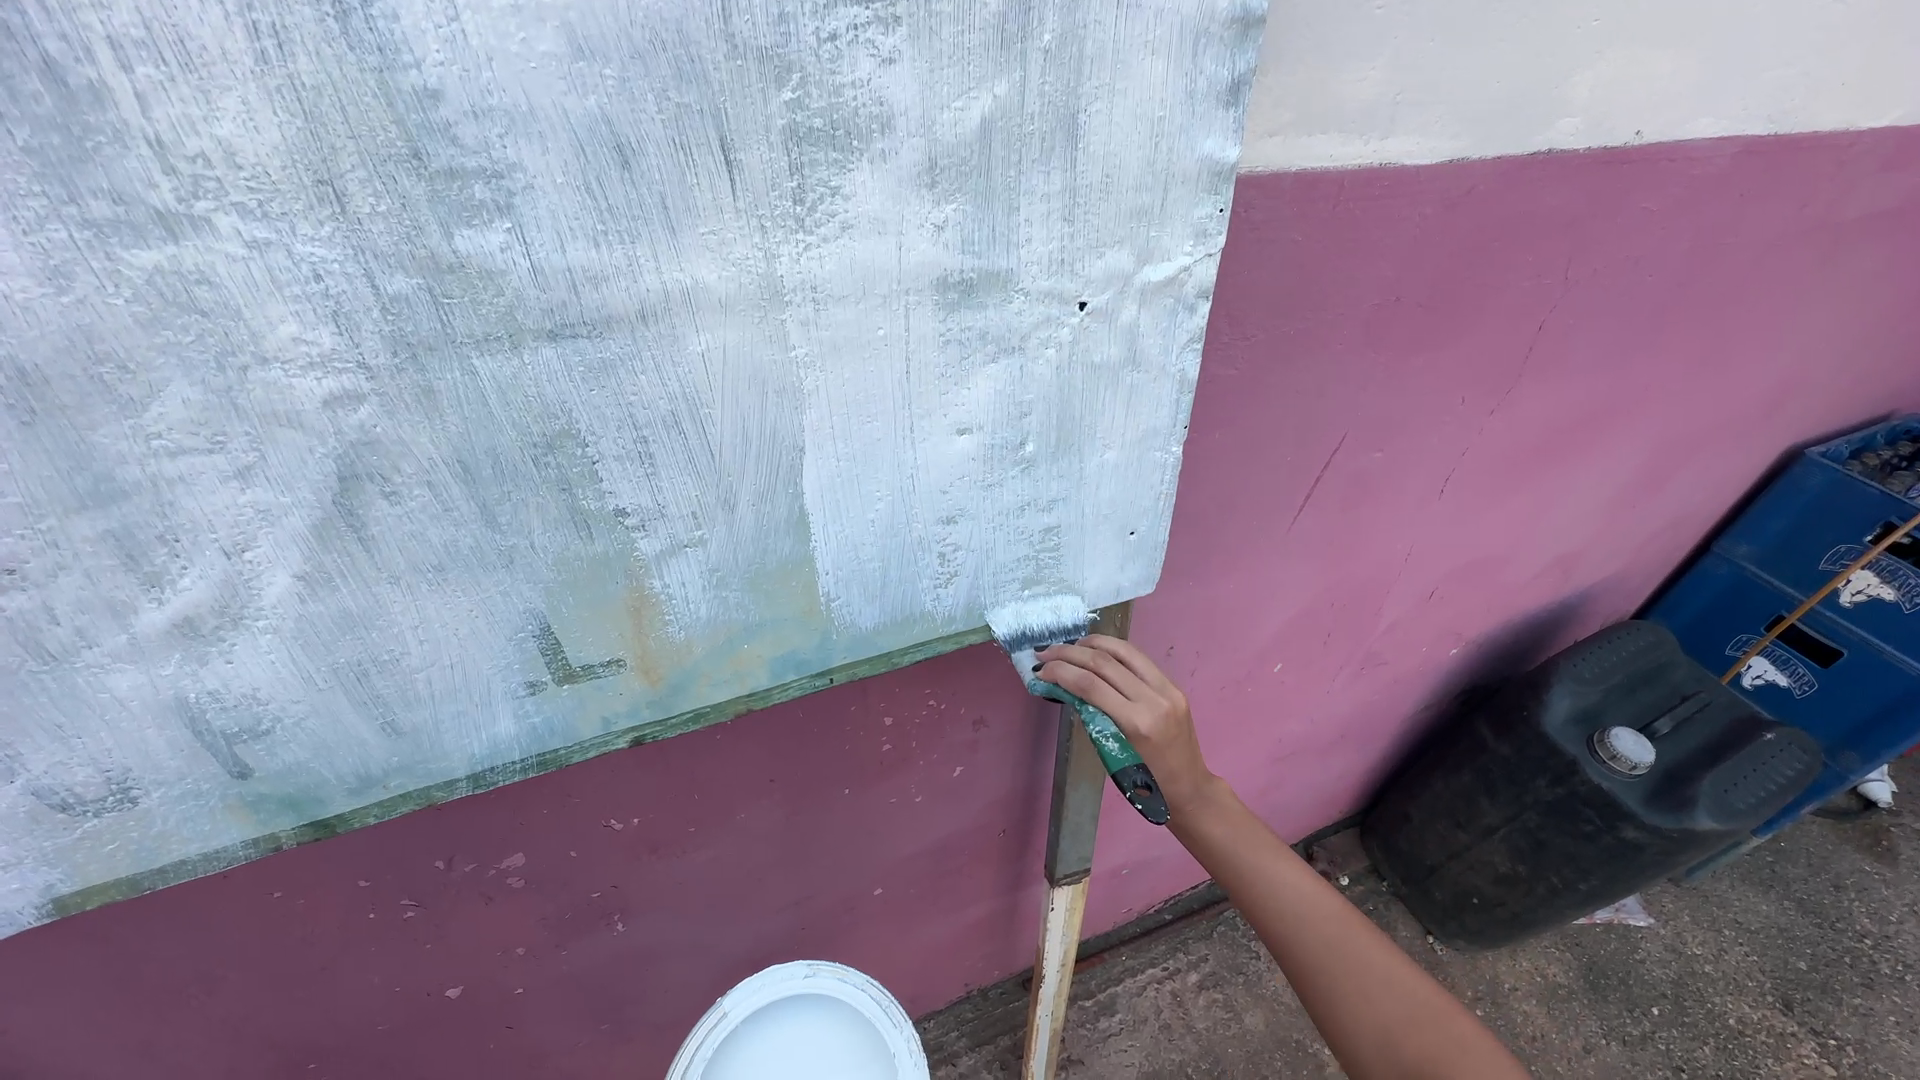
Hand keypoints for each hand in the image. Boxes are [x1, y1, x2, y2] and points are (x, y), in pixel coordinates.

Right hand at [1034, 635, 1216, 810]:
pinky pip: (1138, 659)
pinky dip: (1111, 650)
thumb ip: (1093, 716)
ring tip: (1067, 646)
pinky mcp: (1173, 686)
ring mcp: (1167, 689)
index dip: (1061, 672)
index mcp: (1137, 724)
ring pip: (1123, 651)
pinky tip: (1094, 650)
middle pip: (1104, 663)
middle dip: (1069, 653)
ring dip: (1091, 644)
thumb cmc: (1145, 782)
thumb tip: (1065, 687)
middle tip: (1045, 652)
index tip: (1040, 670)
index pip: (1091, 685)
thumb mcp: (1111, 753)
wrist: (1189, 787)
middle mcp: (1154, 700)